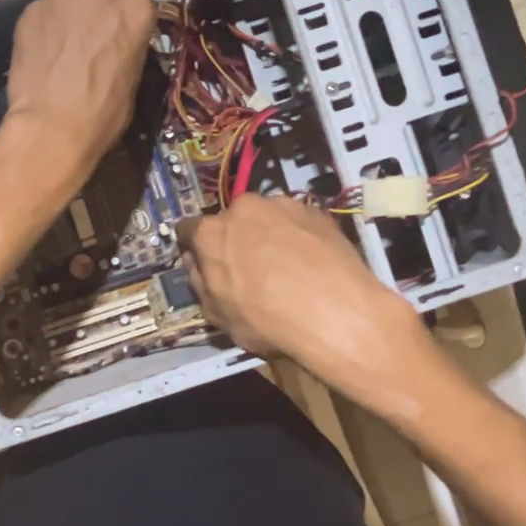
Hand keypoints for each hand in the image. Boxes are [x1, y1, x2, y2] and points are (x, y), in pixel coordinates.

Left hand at [2, 0, 155, 176]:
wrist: (52, 126)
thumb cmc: (103, 111)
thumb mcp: (133, 79)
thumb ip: (128, 47)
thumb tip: (115, 46)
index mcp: (136, 7)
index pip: (138, 5)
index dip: (128, 25)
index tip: (121, 41)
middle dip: (99, 14)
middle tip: (90, 44)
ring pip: (71, 1)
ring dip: (71, 19)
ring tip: (62, 51)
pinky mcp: (32, 7)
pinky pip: (44, 13)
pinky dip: (45, 28)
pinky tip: (43, 54)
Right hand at [181, 195, 431, 378]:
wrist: (337, 312)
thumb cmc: (268, 319)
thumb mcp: (219, 316)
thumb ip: (200, 283)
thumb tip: (195, 263)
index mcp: (211, 233)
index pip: (189, 230)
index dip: (196, 248)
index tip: (206, 264)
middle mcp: (243, 209)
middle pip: (231, 222)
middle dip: (236, 240)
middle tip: (251, 271)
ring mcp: (282, 205)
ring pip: (266, 219)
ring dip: (268, 236)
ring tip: (287, 267)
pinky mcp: (316, 211)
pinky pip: (296, 222)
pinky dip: (298, 237)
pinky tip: (311, 263)